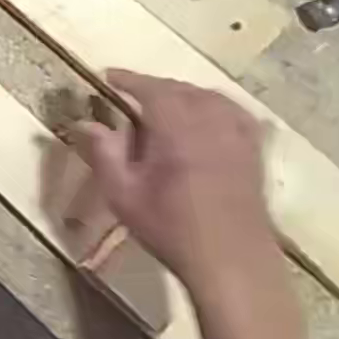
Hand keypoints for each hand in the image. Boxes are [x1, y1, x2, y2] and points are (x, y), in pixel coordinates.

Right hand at [70, 70, 277, 291]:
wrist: (231, 263)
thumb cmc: (170, 228)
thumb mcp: (123, 194)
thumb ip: (103, 153)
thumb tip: (84, 122)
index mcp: (177, 128)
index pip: (151, 88)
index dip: (128, 79)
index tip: (108, 76)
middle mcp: (211, 122)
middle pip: (180, 89)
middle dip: (153, 86)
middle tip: (130, 93)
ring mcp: (237, 135)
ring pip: (208, 97)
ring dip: (183, 93)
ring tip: (164, 102)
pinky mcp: (253, 152)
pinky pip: (234, 112)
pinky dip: (215, 105)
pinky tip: (208, 115)